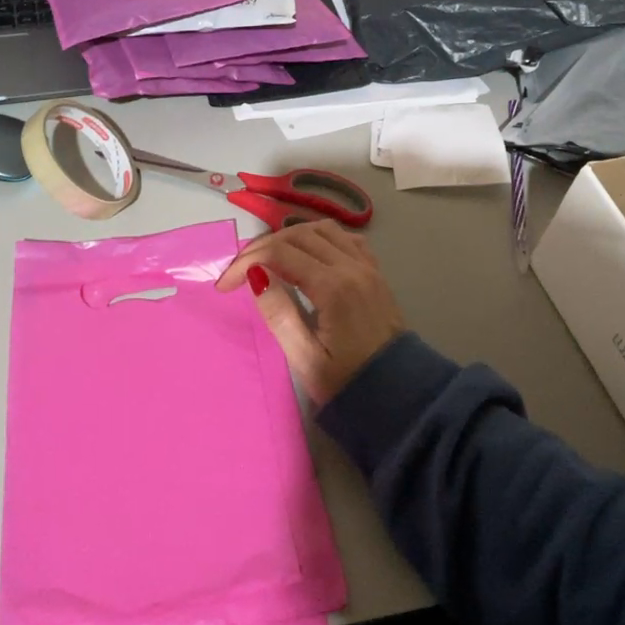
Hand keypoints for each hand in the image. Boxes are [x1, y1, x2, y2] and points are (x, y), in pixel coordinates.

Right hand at [218, 222, 405, 404]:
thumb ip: (280, 314)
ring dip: (290, 238)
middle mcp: (352, 267)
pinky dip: (320, 239)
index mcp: (333, 287)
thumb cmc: (348, 381)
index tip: (225, 286)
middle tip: (240, 272)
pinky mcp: (375, 273)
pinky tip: (308, 255)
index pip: (279, 254)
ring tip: (269, 260)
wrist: (400, 394)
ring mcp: (367, 267)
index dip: (246, 263)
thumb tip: (255, 275)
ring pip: (323, 230)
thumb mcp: (306, 359)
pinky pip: (346, 239)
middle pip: (298, 234)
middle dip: (263, 247)